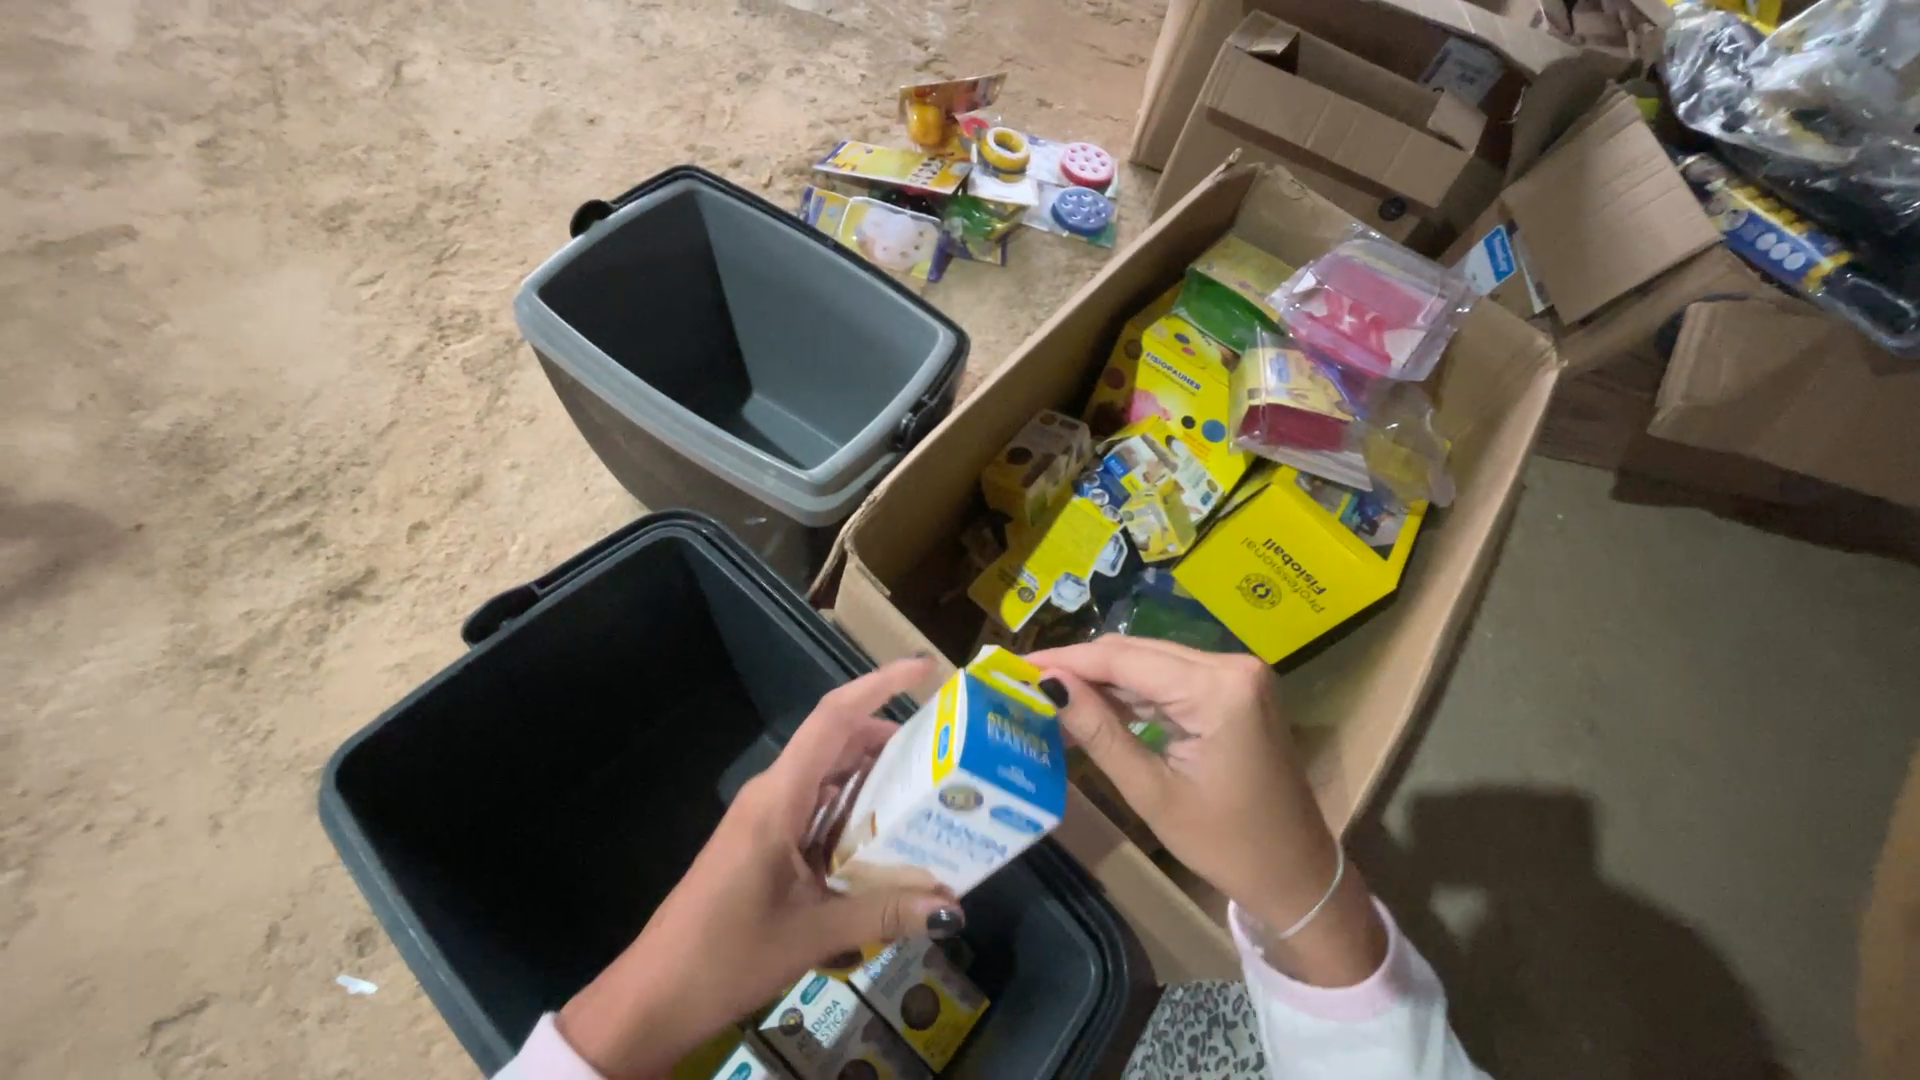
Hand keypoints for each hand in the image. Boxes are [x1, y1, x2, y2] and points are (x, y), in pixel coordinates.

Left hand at [558, 658, 962, 1077]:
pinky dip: (856, 812)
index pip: (833, 719)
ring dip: (876, 778)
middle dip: (892, 740)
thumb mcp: (812, 934)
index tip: (925, 669)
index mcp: (778, 798)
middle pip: (838, 742)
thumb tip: (953, 908)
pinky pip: (818, 807)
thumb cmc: (725, 955)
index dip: (879, 685)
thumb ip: (883, 913)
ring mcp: (767, 816)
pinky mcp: (766, 841)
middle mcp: (773, 793)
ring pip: (830, 776)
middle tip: (946, 754)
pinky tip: (888, 840)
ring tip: (930, 794)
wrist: (653, 996)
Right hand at [1031, 637, 1384, 985]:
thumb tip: (1047, 685)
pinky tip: (1094, 706)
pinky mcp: (1235, 689)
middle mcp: (1232, 665)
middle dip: (1081, 667)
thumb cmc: (1226, 844)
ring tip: (1050, 694)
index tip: (1015, 663)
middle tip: (1025, 680)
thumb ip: (1098, 731)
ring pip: (1151, 663)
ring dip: (1103, 680)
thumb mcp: (1152, 791)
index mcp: (1219, 688)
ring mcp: (1237, 674)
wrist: (1297, 874)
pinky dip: (1132, 693)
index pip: (1124, 659)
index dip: (1066, 660)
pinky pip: (1171, 679)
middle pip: (1137, 652)